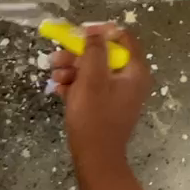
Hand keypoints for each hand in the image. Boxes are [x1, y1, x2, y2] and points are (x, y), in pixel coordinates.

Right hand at [49, 24, 151, 170]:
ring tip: (54, 75)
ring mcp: (118, 94)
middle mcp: (130, 80)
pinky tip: (59, 89)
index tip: (78, 34)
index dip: (100, 32)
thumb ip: (94, 51)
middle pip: (104, 55)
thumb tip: (94, 33)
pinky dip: (75, 85)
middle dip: (78, 54)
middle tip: (57, 57)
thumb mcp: (92, 79)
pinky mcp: (106, 106)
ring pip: (94, 71)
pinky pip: (91, 87)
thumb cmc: (95, 116)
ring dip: (72, 70)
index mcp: (135, 71)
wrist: (95, 157)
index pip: (122, 38)